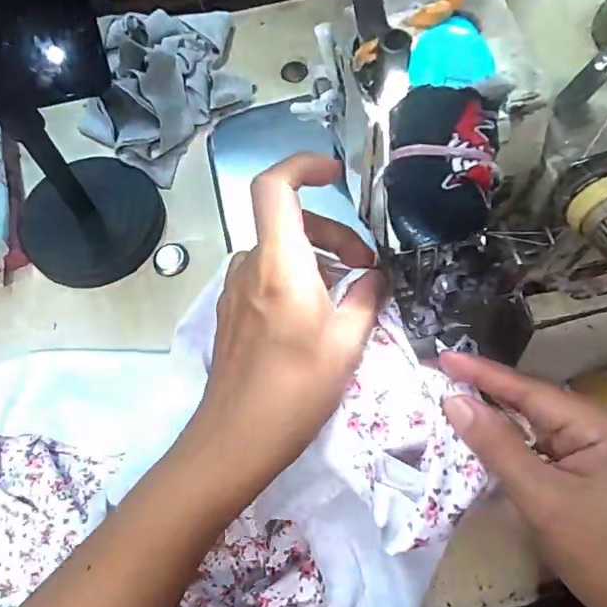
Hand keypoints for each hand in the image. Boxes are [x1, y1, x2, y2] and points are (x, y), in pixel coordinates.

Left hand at [185, 153, 387, 480]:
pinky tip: (316, 317)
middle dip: (331, 231)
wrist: (235, 440)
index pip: (274, 186)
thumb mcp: (347, 344)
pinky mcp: (231, 315)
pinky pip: (265, 278)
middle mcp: (249, 268)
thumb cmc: (295, 391)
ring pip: (278, 252)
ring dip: (316, 260)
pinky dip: (295, 280)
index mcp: (278, 264)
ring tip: (348, 295)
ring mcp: (234, 292)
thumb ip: (366, 298)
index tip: (337, 175)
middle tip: (365, 266)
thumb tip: (376, 277)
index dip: (304, 166)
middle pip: (286, 221)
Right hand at [438, 352, 606, 606]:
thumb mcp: (542, 500)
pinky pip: (557, 448)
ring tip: (460, 404)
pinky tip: (497, 442)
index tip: (444, 355)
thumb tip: (456, 401)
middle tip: (444, 379)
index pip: (535, 392)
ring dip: (506, 423)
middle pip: (542, 406)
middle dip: (492, 396)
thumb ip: (497, 446)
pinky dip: (526, 448)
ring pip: (548, 429)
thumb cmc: (602, 557)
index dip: (485, 374)